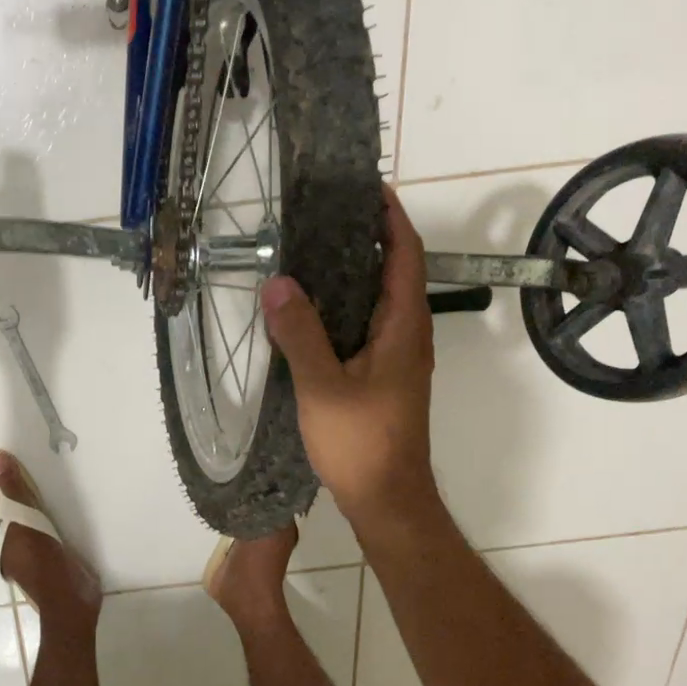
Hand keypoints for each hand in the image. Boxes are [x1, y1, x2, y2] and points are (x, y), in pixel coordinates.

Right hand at [263, 184, 442, 527]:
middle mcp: (408, 336)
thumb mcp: (323, 385)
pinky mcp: (384, 380)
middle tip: (327, 216)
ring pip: (381, 303)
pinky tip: (314, 315)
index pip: (404, 256)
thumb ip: (300, 334)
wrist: (386, 497)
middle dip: (369, 240)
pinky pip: (368, 329)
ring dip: (357, 275)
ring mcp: (399, 360)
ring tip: (314, 255)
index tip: (368, 188)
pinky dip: (347, 309)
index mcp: (403, 328)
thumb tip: (278, 283)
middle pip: (395, 274)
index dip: (390, 219)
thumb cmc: (361, 440)